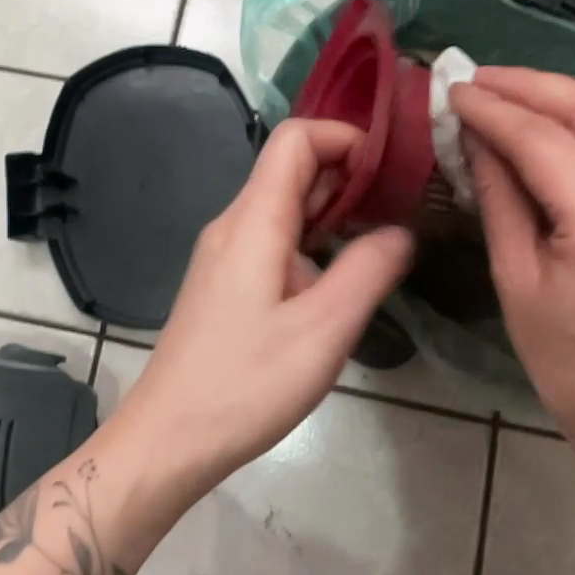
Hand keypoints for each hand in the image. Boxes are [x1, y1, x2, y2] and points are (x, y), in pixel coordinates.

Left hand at [110, 119, 414, 495]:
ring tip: (385, 231)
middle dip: (350, 172)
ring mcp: (226, 253)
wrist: (169, 437)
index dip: (346, 137)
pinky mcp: (225, 281)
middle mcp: (235, 224)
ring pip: (283, 203)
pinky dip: (313, 236)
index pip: (296, 139)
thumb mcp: (323, 330)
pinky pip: (273, 236)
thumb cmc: (246, 383)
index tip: (395, 167)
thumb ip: (368, 270)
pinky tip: (342, 269)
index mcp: (254, 221)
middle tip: (406, 200)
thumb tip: (402, 229)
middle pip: (291, 167)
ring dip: (334, 206)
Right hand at [451, 67, 574, 467]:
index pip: (544, 140)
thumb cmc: (569, 366)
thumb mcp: (516, 281)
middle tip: (478, 77)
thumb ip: (500, 196)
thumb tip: (476, 135)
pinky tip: (550, 117)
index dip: (493, 108)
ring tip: (506, 88)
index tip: (453, 89)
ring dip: (561, 94)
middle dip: (530, 84)